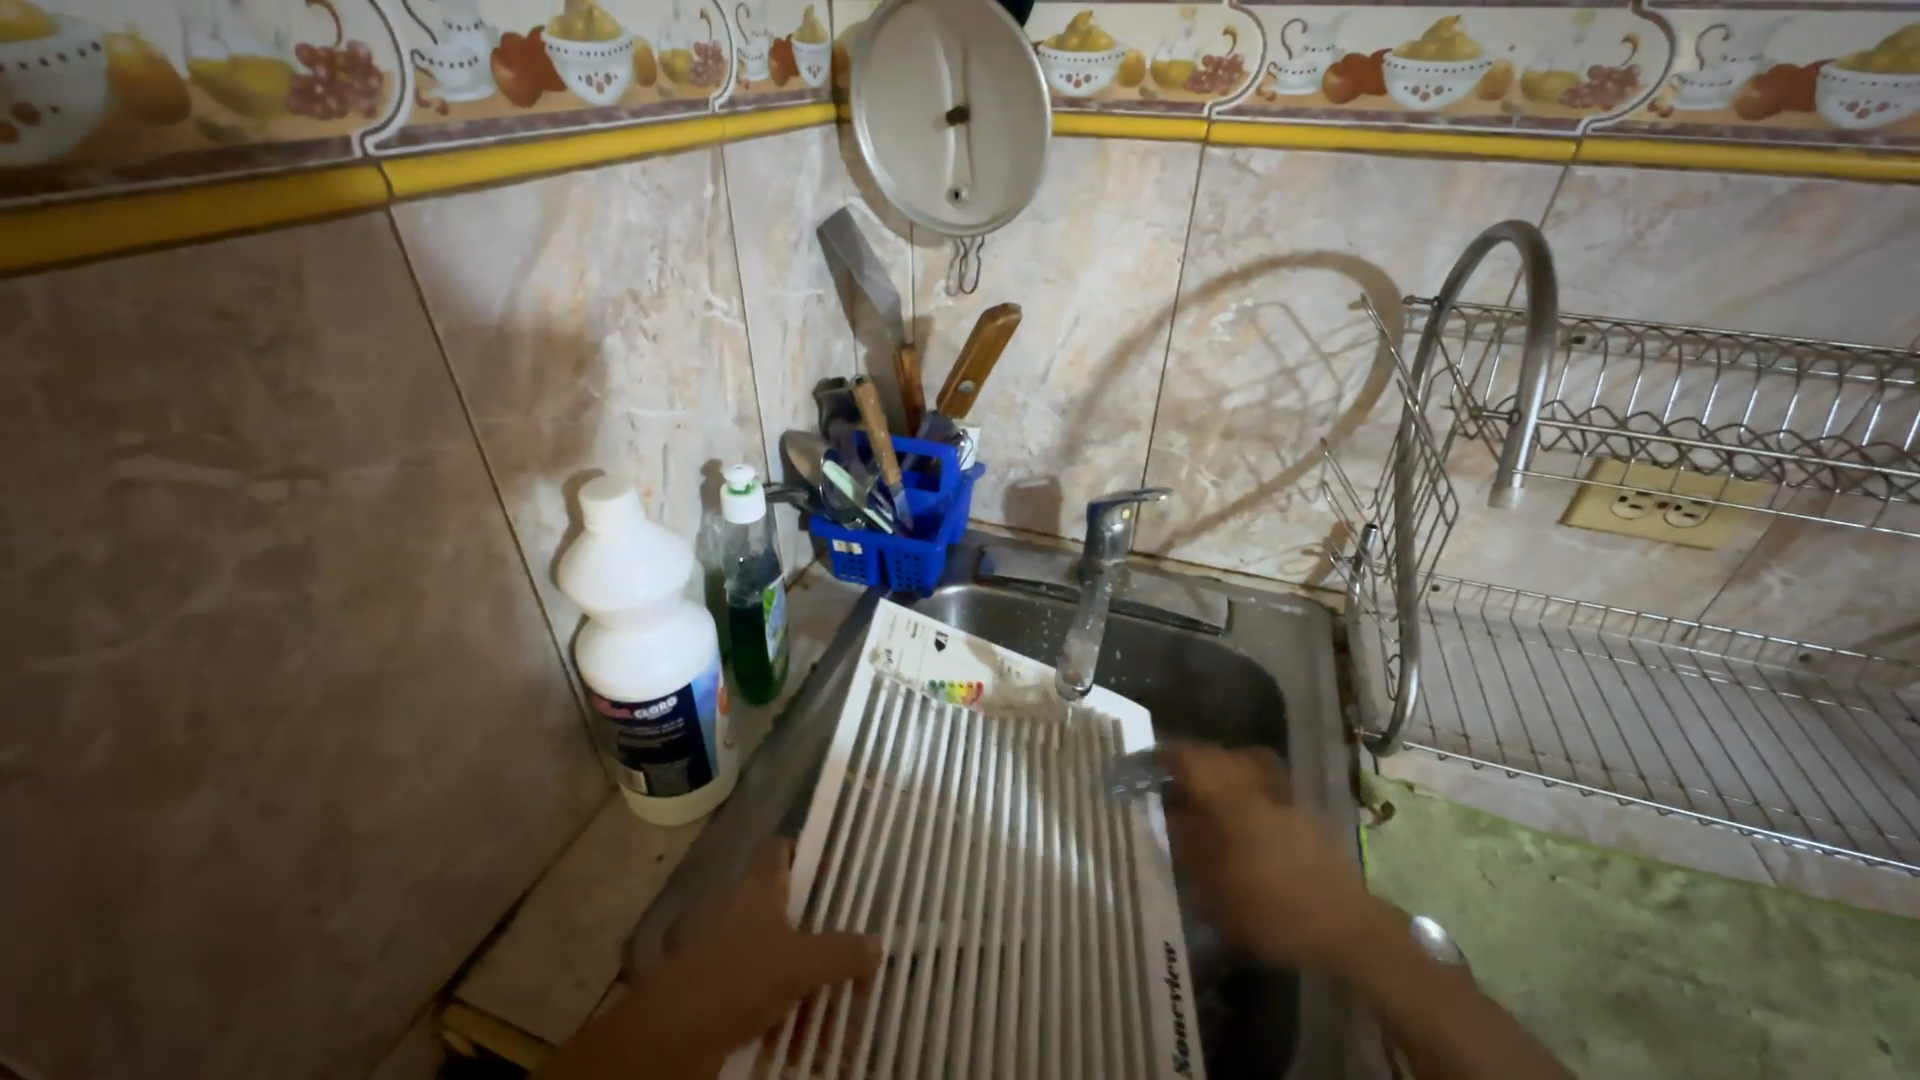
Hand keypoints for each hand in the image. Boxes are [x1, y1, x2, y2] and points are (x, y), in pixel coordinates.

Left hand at [537, 841, 880, 1079]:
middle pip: (783, 906)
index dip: (805, 851)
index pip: (780, 850)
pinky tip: (801, 1033)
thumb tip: (876, 945)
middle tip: (849, 941)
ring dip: (802, 976)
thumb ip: (842, 952)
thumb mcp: (802, 964)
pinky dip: (781, 1010)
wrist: (672, 1033)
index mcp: (759, 889)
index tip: (833, 867)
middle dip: (816, 927)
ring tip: (835, 998)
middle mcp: (740, 911)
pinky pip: (759, 993)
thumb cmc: (739, 977)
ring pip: (774, 954)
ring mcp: (725, 950)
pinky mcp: (716, 987)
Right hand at [1160, 741, 1393, 970]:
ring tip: (1204, 795)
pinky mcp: (1305, 814)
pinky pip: (1265, 785)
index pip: (1190, 758)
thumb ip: (1186, 845)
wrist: (1345, 928)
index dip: (1164, 756)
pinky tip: (1237, 819)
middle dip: (1192, 762)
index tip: (1144, 765)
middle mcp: (1258, 786)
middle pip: (1220, 756)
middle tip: (1171, 781)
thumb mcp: (1211, 887)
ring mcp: (1286, 797)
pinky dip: (1245, 790)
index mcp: (1231, 798)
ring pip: (1246, 766)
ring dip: (1221, 772)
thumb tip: (1167, 814)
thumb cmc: (1270, 910)